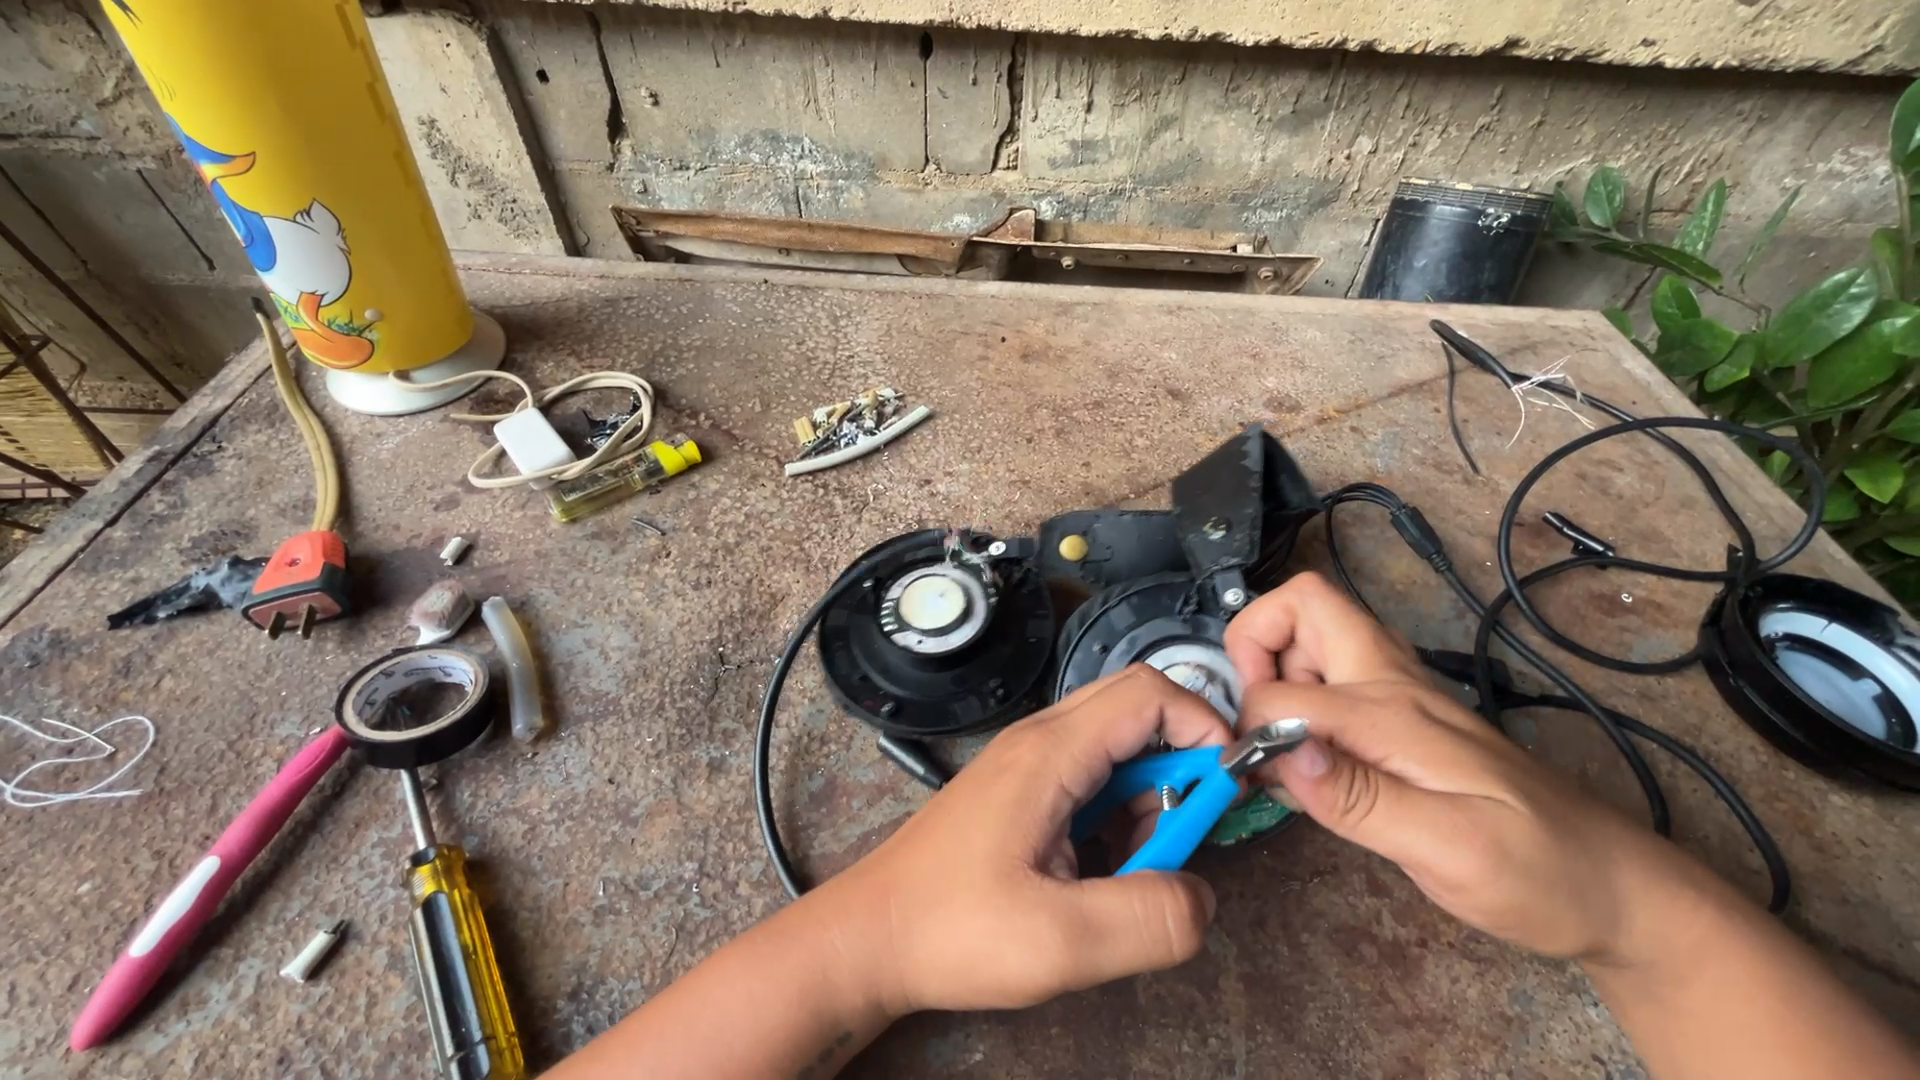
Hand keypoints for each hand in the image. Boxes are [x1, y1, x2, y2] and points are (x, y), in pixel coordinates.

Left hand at [817, 666, 1233, 1013]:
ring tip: (1135, 864)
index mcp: (1049, 753)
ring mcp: (1027, 763)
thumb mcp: (1061, 943)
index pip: (1149, 694)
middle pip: (1135, 708)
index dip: (1203, 728)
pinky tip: (1103, 868)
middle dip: (1181, 763)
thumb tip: (1202, 896)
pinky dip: (1117, 812)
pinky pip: (1090, 776)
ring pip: (1116, 744)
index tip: (1226, 792)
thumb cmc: (952, 931)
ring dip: (1149, 795)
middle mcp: (1039, 740)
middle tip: (1184, 834)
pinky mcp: (1021, 790)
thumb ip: (1151, 919)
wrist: (870, 936)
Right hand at [1223, 572, 1684, 960]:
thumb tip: (1280, 749)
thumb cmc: (1537, 871)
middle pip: (1304, 603)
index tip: (1250, 774)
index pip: (1281, 691)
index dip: (1250, 728)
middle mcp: (1391, 683)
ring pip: (1315, 633)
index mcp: (1394, 712)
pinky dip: (1300, 701)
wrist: (1612, 885)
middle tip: (1256, 717)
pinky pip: (1331, 677)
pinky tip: (1313, 761)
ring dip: (1277, 672)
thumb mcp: (1451, 850)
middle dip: (1255, 644)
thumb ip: (1359, 798)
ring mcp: (1399, 694)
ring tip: (1281, 742)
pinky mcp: (1401, 716)